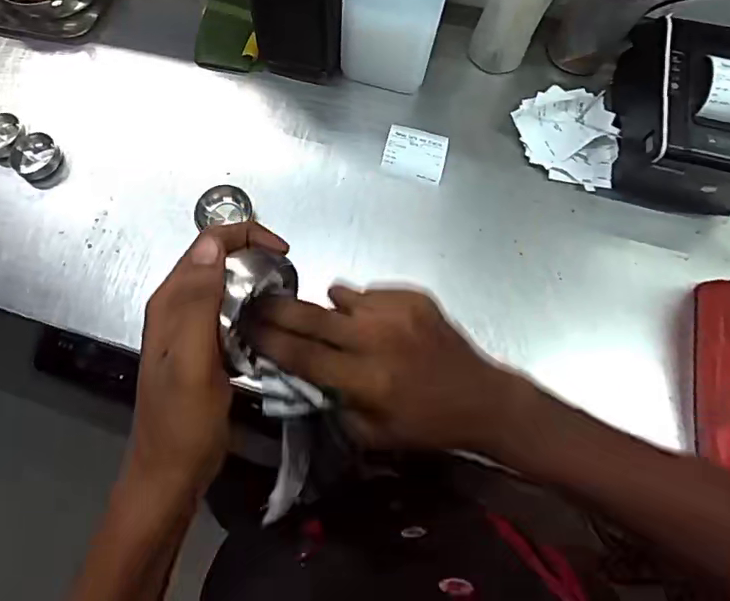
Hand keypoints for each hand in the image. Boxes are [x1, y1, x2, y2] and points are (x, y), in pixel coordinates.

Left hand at [126, 221, 289, 498]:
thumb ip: (197, 301)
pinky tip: (267, 325)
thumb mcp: (193, 361)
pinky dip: (248, 308)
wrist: (170, 475)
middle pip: (214, 259)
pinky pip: (225, 312)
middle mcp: (175, 305)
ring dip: (251, 281)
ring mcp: (186, 326)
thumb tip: (211, 243)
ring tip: (283, 295)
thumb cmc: (182, 422)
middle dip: (251, 255)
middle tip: (287, 275)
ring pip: (221, 284)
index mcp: (170, 301)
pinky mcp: (200, 346)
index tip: (282, 251)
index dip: (244, 235)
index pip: (206, 244)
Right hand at [248, 285, 527, 454]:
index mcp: (368, 380)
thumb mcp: (375, 436)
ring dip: (332, 310)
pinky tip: (381, 325)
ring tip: (345, 326)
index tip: (245, 328)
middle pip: (311, 315)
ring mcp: (395, 311)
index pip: (304, 355)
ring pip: (338, 296)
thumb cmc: (425, 424)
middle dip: (277, 308)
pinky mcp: (411, 295)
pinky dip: (364, 307)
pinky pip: (367, 293)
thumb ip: (332, 405)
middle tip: (258, 302)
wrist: (484, 398)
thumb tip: (296, 374)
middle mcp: (378, 340)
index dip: (270, 341)